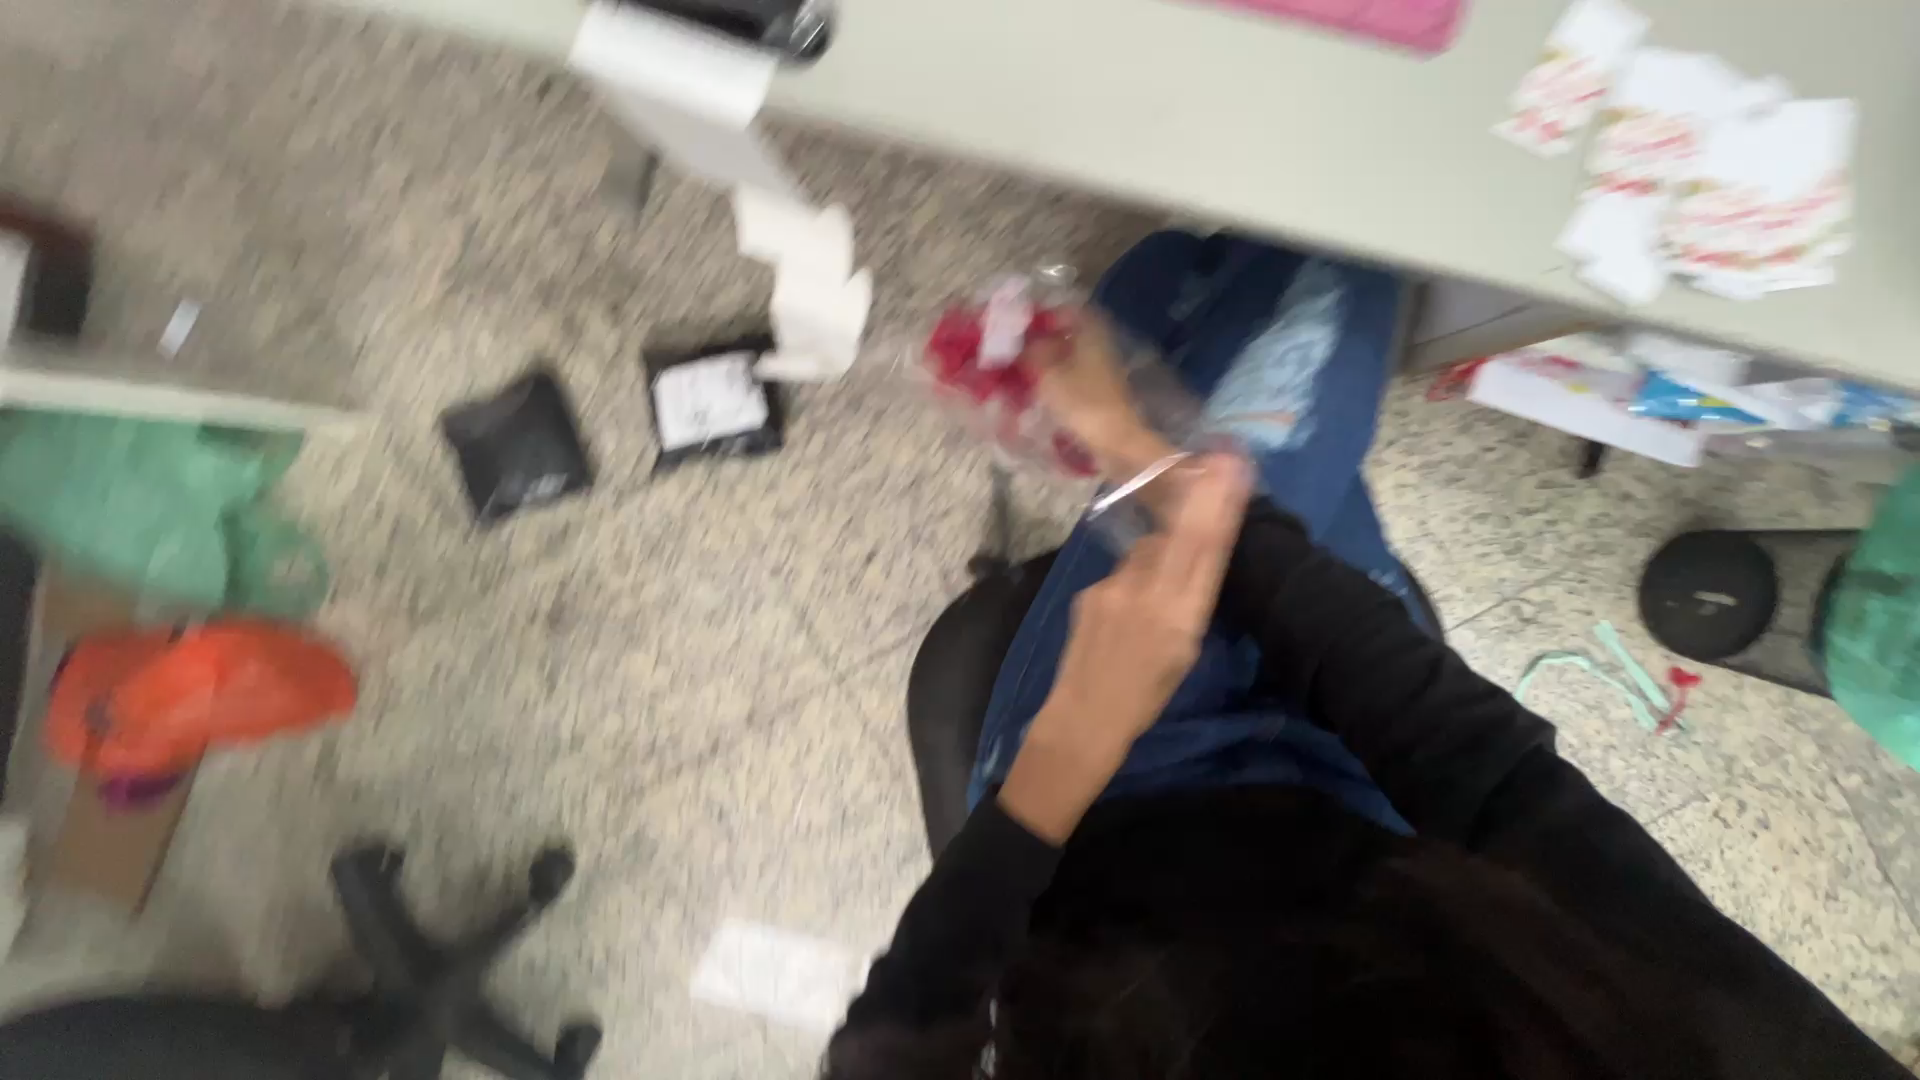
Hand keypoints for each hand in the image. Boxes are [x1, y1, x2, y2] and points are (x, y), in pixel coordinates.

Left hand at [998, 454, 1253, 842]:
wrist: (1084, 714)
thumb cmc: (1146, 696)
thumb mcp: (1184, 654)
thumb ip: (1187, 603)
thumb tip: (1184, 563)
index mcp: (1182, 615)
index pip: (1207, 548)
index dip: (1219, 504)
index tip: (1230, 465)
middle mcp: (1148, 593)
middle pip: (1177, 535)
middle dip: (1194, 503)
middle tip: (1208, 475)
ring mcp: (1113, 589)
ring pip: (1143, 553)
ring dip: (1153, 559)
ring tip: (1149, 598)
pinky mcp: (1088, 592)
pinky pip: (1119, 573)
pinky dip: (1128, 582)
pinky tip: (1120, 613)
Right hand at [1025, 313, 1176, 478]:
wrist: (1116, 441)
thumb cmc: (1082, 403)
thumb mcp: (1048, 374)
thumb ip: (1030, 351)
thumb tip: (1017, 338)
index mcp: (1089, 333)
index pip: (1065, 311)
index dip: (1041, 315)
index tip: (1018, 326)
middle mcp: (1097, 346)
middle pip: (1065, 334)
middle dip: (1038, 341)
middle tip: (1012, 350)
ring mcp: (1099, 370)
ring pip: (1066, 357)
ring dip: (1043, 362)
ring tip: (1017, 372)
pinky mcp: (1097, 392)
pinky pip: (1069, 377)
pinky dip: (1051, 380)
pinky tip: (1034, 391)